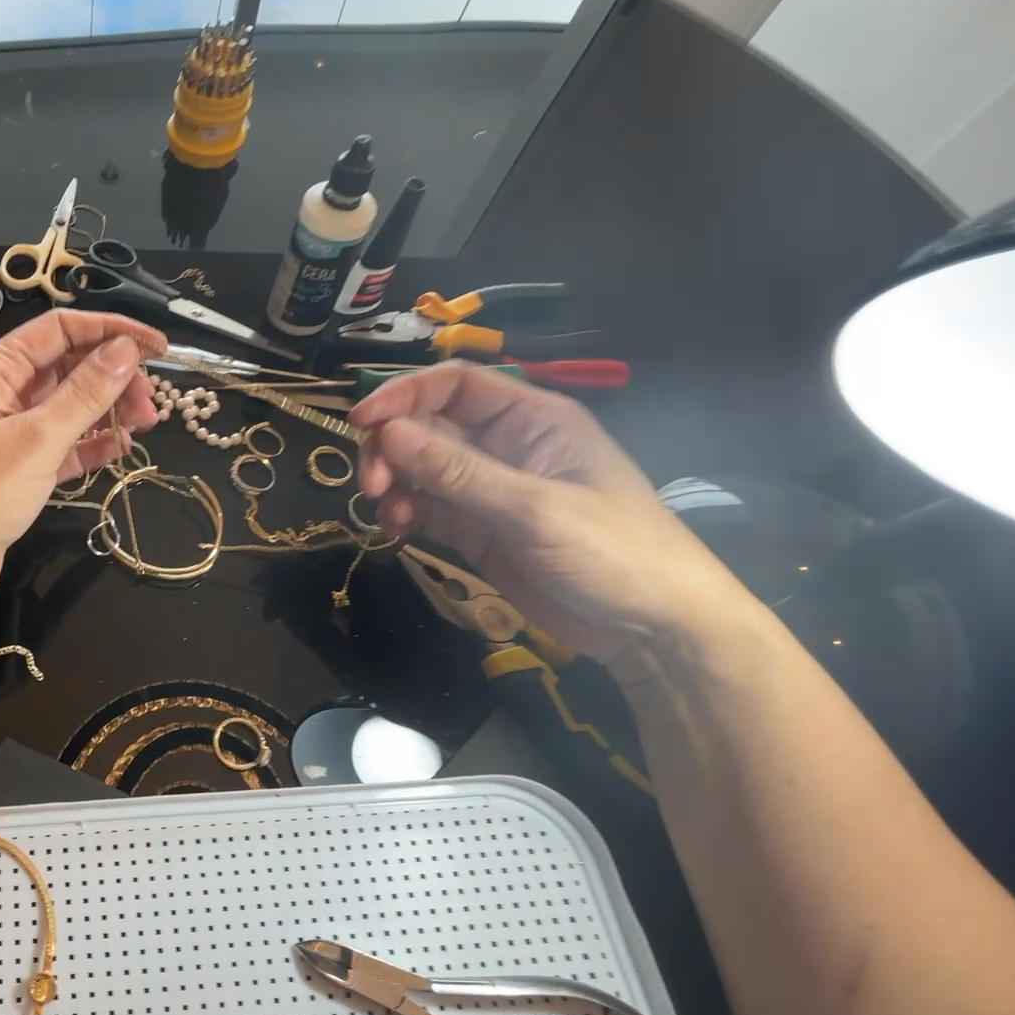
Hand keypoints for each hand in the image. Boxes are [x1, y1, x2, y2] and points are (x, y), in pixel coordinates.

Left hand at [0, 309, 167, 614]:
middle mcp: (1, 392)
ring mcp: (10, 432)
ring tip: (145, 427)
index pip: (59, 330)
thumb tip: (127, 350)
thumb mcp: (36, 440)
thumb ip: (85, 393)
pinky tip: (121, 449)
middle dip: (113, 377)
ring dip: (108, 411)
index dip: (111, 331)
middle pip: (68, 366)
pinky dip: (91, 444)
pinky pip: (64, 443)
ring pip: (69, 406)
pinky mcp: (19, 468)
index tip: (158, 347)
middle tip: (151, 405)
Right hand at [349, 362, 750, 661]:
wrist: (653, 629)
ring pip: (419, 468)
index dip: (403, 394)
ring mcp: (488, 489)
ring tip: (391, 514)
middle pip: (427, 426)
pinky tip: (398, 530)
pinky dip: (405, 513)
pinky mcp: (477, 529)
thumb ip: (457, 471)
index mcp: (530, 419)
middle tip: (373, 483)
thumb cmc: (612, 551)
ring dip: (395, 483)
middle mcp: (504, 445)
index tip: (361, 422)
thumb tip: (387, 433)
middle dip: (392, 448)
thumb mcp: (532, 508)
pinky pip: (427, 507)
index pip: (454, 385)